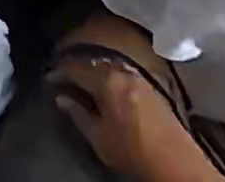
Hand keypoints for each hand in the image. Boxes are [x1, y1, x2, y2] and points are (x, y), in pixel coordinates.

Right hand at [53, 58, 224, 181]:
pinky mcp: (149, 85)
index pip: (77, 68)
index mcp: (106, 80)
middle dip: (78, 68)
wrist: (175, 162)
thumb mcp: (99, 138)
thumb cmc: (132, 151)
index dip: (61, 71)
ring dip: (94, 71)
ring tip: (83, 82)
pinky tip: (106, 88)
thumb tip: (61, 97)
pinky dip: (109, 76)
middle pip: (93, 63)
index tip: (49, 77)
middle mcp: (121, 70)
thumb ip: (78, 114)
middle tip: (64, 77)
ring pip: (108, 66)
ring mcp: (138, 76)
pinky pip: (121, 72)